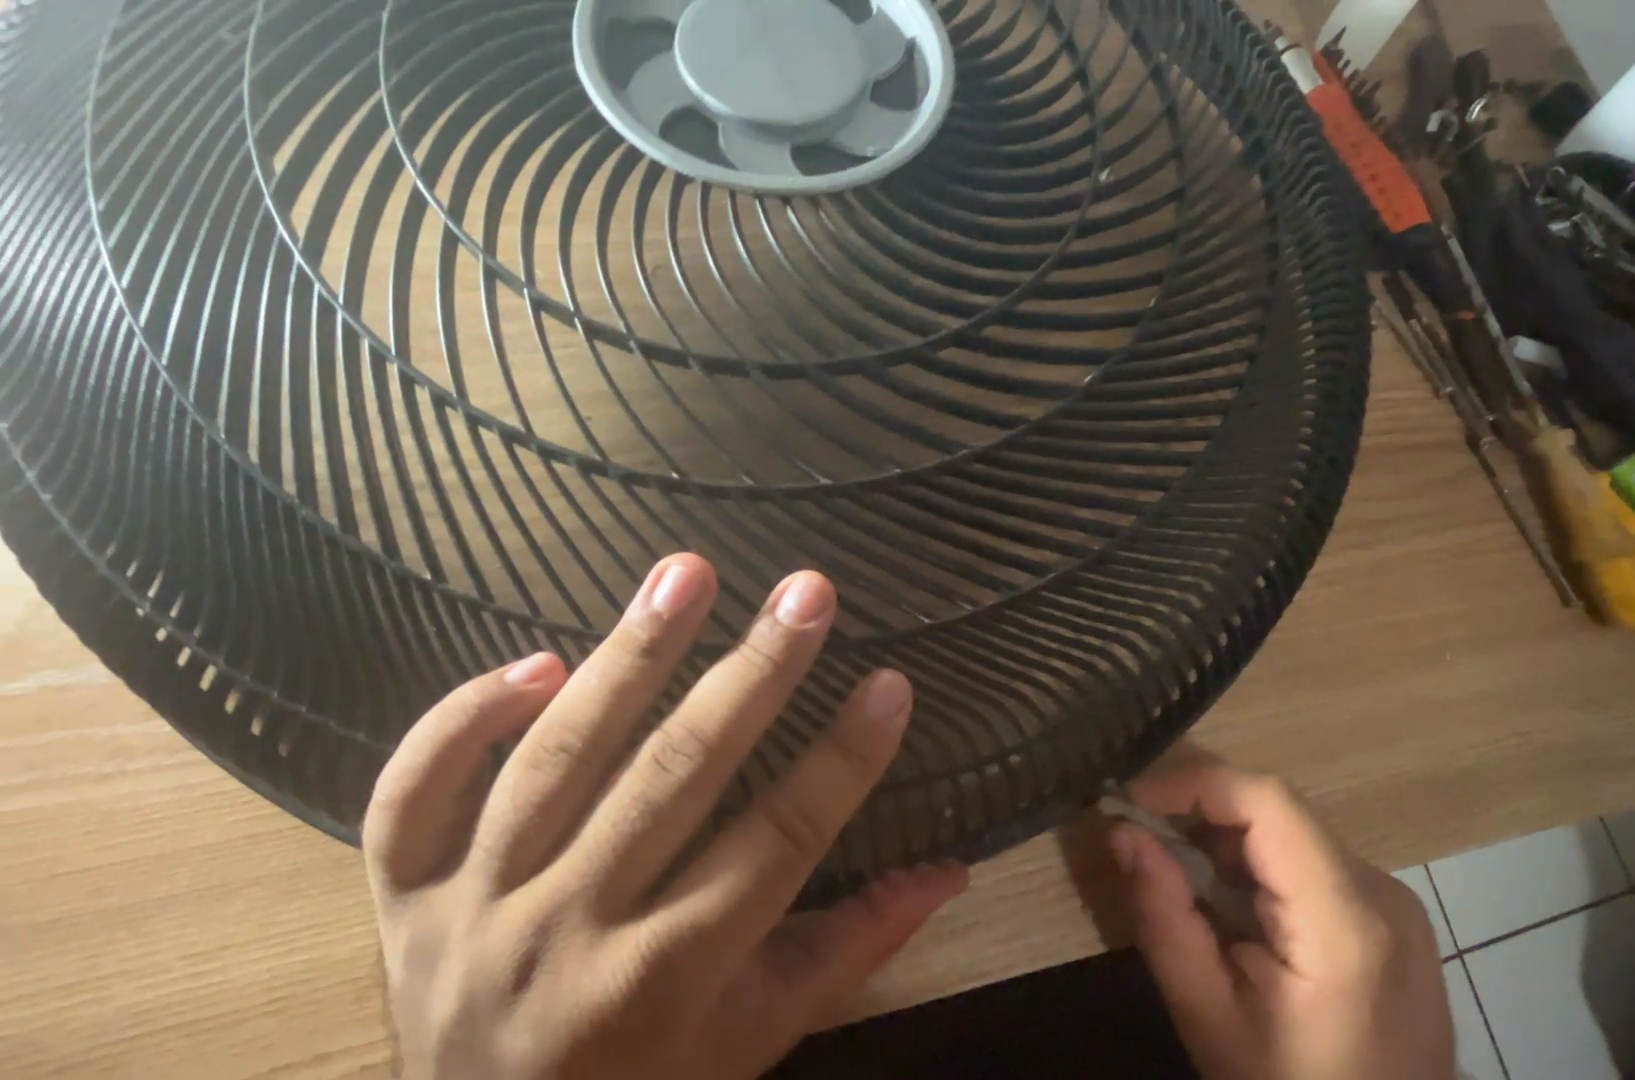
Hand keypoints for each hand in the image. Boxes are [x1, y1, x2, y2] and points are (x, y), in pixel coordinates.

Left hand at [363, 555, 967, 1078]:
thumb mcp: (761, 1032)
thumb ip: (855, 945)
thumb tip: (950, 869)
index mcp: (668, 978)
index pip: (779, 842)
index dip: (843, 758)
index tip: (890, 682)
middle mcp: (568, 933)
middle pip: (674, 777)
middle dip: (754, 675)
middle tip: (809, 593)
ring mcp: (473, 907)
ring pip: (556, 760)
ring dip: (630, 657)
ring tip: (686, 573)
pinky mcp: (403, 893)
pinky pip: (418, 791)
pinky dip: (465, 718)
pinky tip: (540, 661)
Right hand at [1111, 766, 1451, 1079]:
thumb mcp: (1208, 1017)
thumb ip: (1163, 917)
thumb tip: (1123, 832)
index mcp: (1345, 922)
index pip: (1267, 802)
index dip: (1193, 782)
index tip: (1132, 801)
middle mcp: (1382, 891)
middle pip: (1277, 814)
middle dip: (1201, 819)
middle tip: (1146, 851)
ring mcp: (1396, 901)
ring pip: (1291, 833)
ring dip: (1228, 846)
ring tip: (1189, 894)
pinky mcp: (1394, 915)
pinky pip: (1312, 861)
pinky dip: (1260, 870)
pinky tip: (1236, 915)